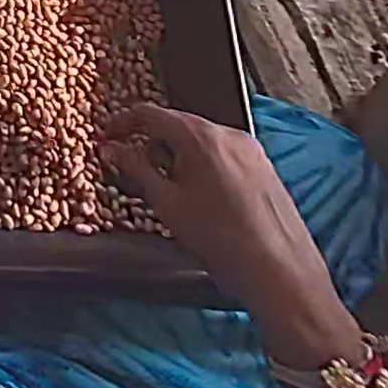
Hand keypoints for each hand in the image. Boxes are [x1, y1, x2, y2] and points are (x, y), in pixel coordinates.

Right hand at [104, 103, 356, 362]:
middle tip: (129, 162)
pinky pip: (221, 152)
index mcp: (200, 136)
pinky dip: (199, 161)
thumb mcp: (166, 202)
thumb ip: (135, 168)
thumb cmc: (219, 238)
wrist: (281, 273)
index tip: (106, 137)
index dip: (122, 123)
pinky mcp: (264, 166)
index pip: (150, 113)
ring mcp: (250, 149)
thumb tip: (110, 149)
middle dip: (148, 140)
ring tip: (162, 182)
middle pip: (176, 123)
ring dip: (174, 152)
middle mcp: (228, 133)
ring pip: (200, 138)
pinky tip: (195, 191)